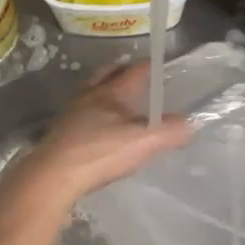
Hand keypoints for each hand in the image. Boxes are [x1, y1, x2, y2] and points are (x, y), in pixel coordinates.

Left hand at [6, 63, 190, 210]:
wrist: (53, 177)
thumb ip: (170, 132)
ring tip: (118, 102)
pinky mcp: (60, 134)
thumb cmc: (100, 152)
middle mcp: (89, 96)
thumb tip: (191, 124)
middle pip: (106, 75)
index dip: (149, 67)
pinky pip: (81, 114)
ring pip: (90, 93)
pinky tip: (99, 129)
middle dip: (121, 72)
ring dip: (104, 92)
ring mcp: (71, 114)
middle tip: (134, 77)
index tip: (160, 67)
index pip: (134, 71)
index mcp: (111, 92)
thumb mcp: (143, 142)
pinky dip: (93, 114)